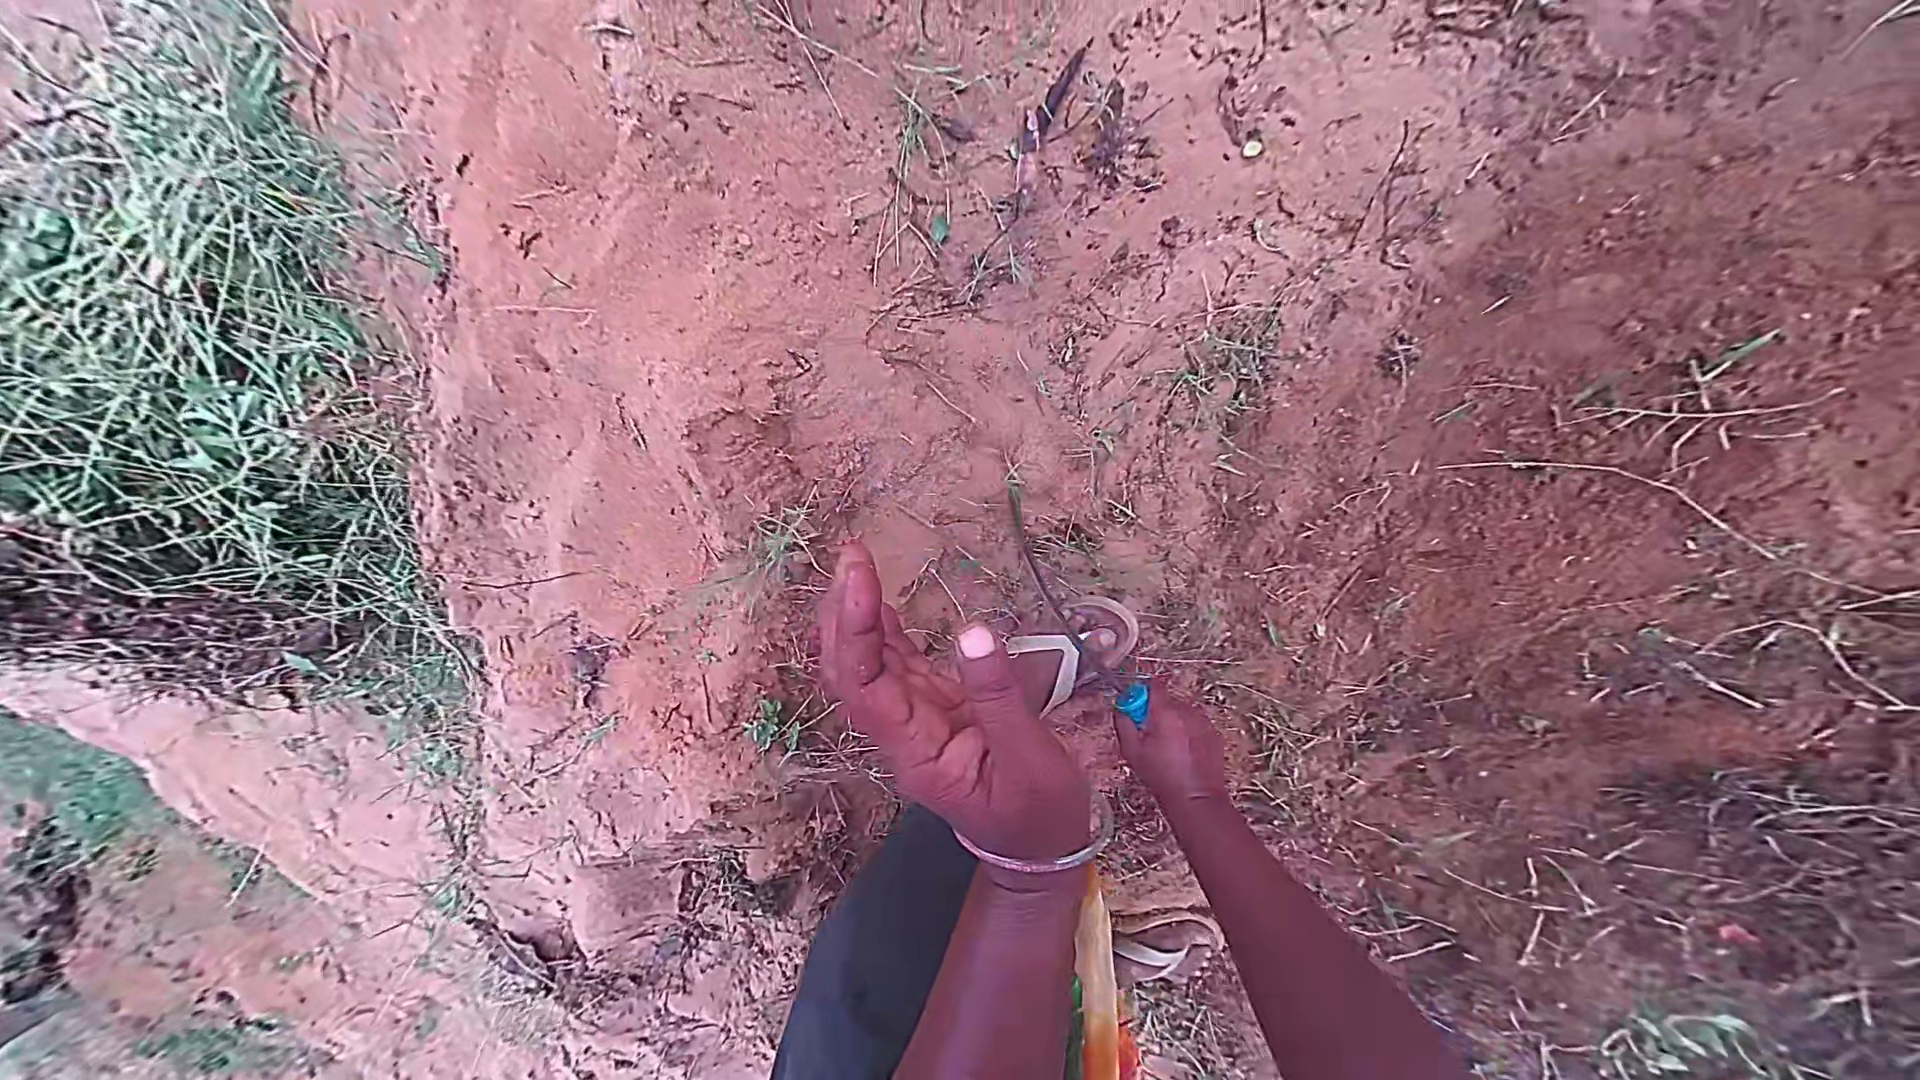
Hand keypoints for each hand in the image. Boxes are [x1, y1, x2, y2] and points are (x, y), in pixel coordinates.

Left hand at [819, 543, 1092, 878]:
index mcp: (916, 752)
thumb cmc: (1038, 815)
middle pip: (852, 671)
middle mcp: (902, 733)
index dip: (855, 630)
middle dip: (843, 612)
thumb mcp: (1032, 760)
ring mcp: (916, 718)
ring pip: (870, 664)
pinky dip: (886, 629)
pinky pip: (900, 664)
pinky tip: (878, 600)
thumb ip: (1002, 698)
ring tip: (858, 564)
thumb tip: (973, 633)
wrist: (1040, 851)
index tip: (859, 576)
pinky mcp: (934, 707)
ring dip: (858, 614)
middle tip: (852, 556)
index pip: (865, 688)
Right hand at [1112, 687, 1229, 806]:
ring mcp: (1204, 722)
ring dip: (1174, 723)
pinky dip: (1189, 733)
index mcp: (1165, 712)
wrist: (1196, 799)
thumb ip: (1123, 722)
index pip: (1153, 685)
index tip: (1136, 707)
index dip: (1142, 694)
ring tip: (1169, 748)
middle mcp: (1187, 712)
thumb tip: (1121, 708)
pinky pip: (1196, 725)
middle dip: (1156, 713)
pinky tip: (1183, 753)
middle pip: (1167, 701)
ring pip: (1182, 713)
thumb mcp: (1131, 750)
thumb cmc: (1162, 776)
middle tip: (1150, 735)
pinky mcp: (1214, 734)